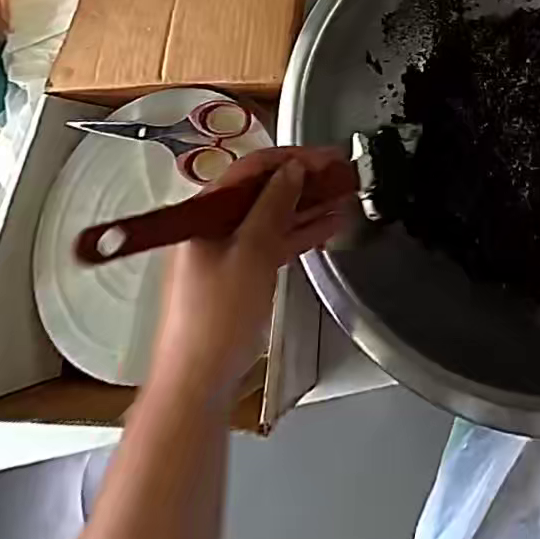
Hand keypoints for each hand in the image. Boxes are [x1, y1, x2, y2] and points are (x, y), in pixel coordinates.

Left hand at [148, 146, 351, 399]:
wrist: (198, 381)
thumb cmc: (216, 317)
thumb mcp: (251, 253)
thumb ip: (273, 207)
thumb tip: (291, 171)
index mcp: (205, 211)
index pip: (251, 169)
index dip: (291, 158)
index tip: (324, 157)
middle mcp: (213, 223)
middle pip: (262, 190)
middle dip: (303, 180)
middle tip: (339, 173)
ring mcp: (226, 248)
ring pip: (271, 216)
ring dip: (306, 205)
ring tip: (342, 194)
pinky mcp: (239, 272)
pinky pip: (272, 241)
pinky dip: (298, 233)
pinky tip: (326, 225)